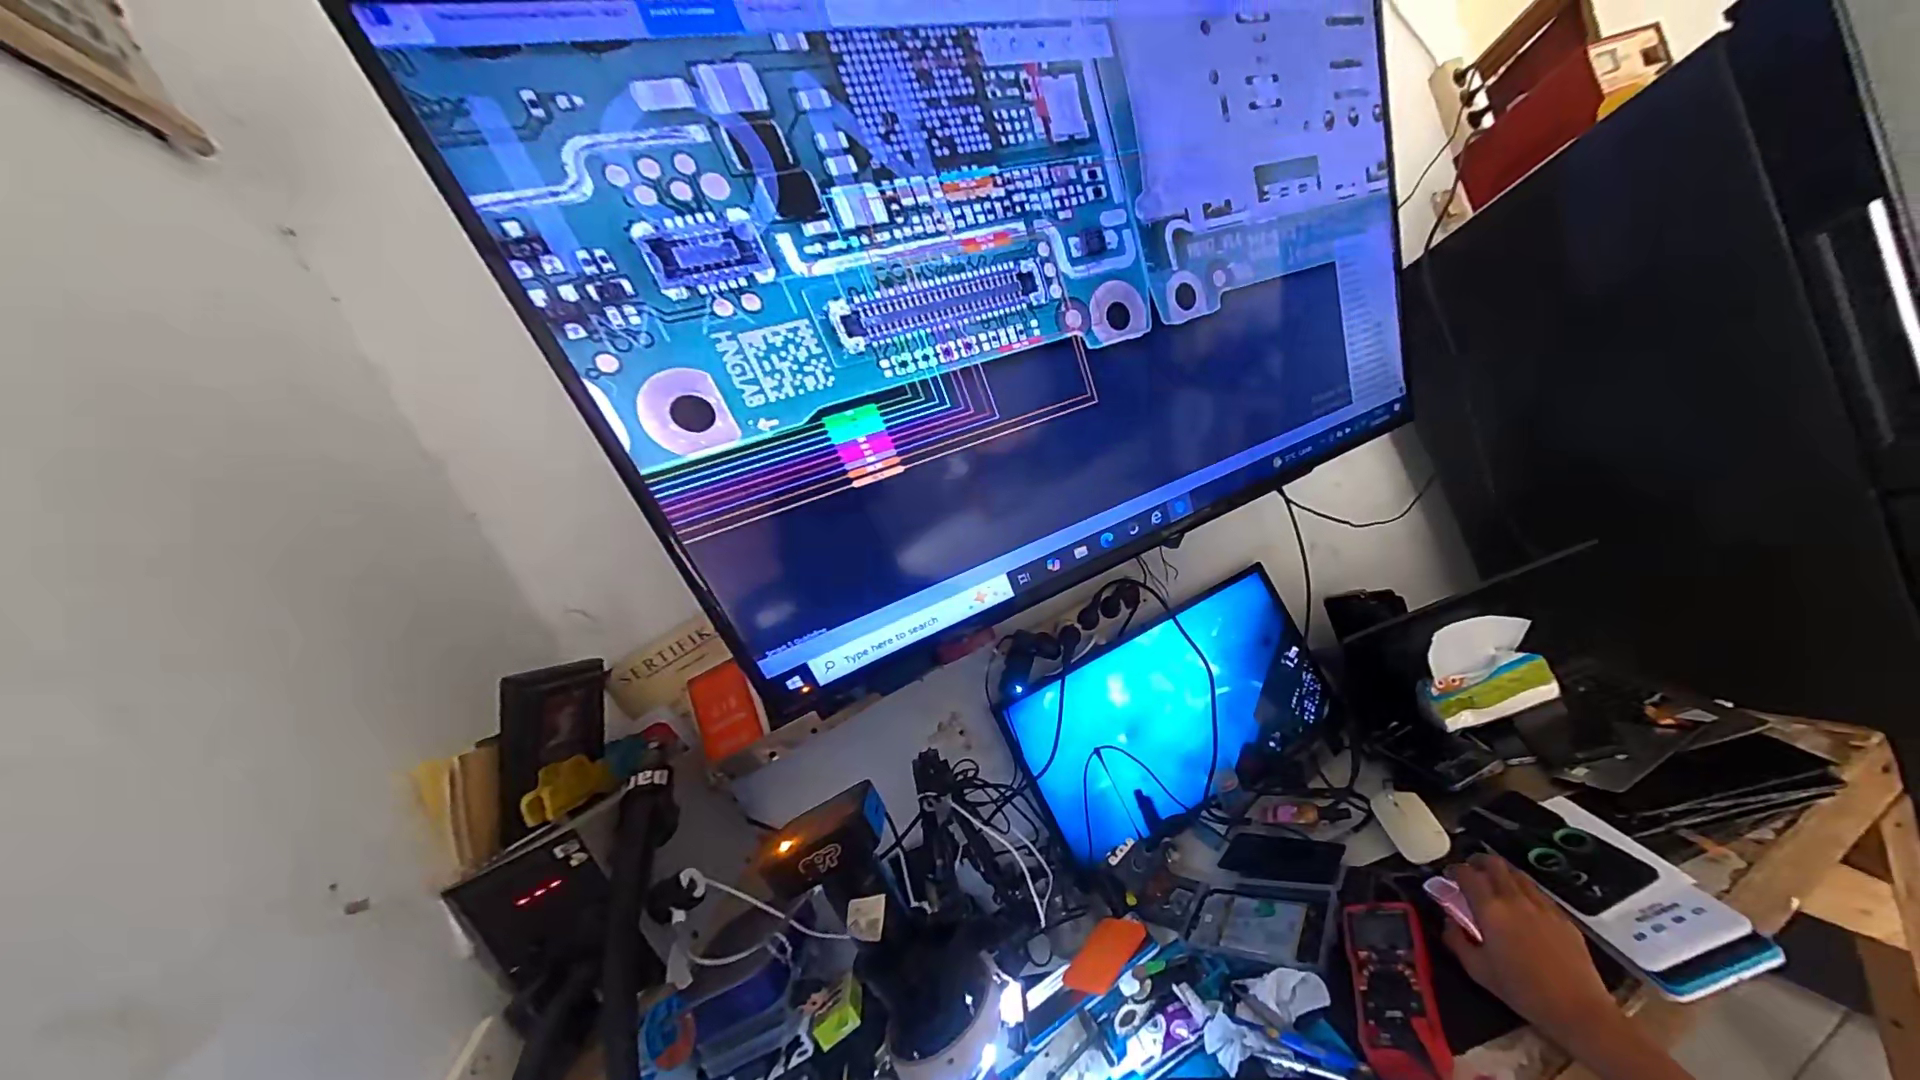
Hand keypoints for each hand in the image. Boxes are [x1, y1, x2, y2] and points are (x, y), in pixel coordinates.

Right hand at [1441, 853, 1613, 1044]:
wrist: (1580, 1011)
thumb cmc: (1522, 990)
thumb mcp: (1477, 968)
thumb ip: (1456, 939)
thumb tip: (1449, 922)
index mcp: (1490, 909)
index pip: (1466, 873)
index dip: (1454, 869)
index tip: (1450, 876)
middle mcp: (1515, 900)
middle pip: (1494, 863)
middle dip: (1478, 862)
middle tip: (1472, 872)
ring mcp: (1544, 908)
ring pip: (1519, 874)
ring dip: (1503, 874)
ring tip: (1497, 887)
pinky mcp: (1565, 919)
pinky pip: (1540, 894)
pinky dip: (1526, 892)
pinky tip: (1525, 909)